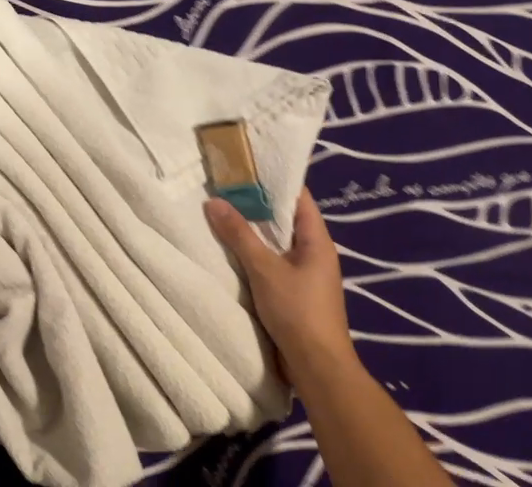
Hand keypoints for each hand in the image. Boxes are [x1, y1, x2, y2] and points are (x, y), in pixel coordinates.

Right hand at [205, 190, 356, 393]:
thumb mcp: (264, 268)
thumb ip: (239, 234)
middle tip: (226, 186)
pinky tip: (232, 250)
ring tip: (223, 212)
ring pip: (278, 242)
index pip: (299, 197)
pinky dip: (255, 253)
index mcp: (317, 241)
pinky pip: (274, 262)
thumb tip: (214, 201)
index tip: (247, 165)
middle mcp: (315, 253)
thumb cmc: (297, 311)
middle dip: (258, 204)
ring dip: (254, 230)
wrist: (317, 367)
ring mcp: (306, 275)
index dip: (276, 179)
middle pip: (286, 219)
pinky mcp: (295, 294)